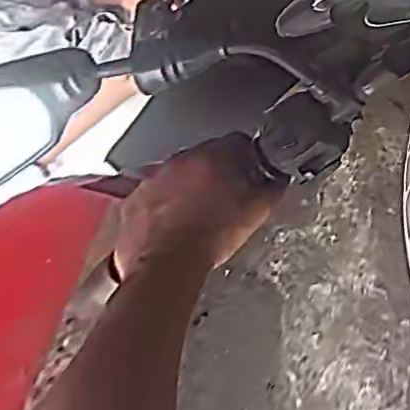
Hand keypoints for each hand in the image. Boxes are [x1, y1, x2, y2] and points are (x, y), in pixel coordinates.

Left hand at [113, 134, 279, 281]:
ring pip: (179, 171)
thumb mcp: (259, 209)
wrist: (167, 268)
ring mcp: (153, 180)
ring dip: (189, 182)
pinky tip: (176, 217)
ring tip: (200, 207)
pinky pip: (153, 191)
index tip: (250, 168)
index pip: (237, 140)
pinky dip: (164, 200)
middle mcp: (181, 161)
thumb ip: (272, 184)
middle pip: (205, 153)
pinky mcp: (133, 200)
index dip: (248, 155)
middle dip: (216, 168)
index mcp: (214, 156)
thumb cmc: (211, 237)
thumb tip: (277, 177)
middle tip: (226, 191)